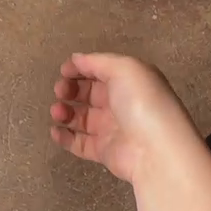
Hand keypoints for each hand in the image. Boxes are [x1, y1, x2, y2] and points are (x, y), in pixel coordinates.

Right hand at [49, 53, 201, 184]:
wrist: (155, 150)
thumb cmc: (141, 103)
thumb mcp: (125, 69)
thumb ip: (98, 61)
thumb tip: (76, 59)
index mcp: (129, 81)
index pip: (100, 71)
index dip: (80, 68)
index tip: (63, 71)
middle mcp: (120, 103)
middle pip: (88, 93)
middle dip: (70, 89)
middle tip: (60, 91)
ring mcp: (112, 128)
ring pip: (81, 117)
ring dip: (64, 111)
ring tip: (57, 112)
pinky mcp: (104, 152)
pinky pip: (79, 143)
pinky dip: (65, 137)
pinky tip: (56, 131)